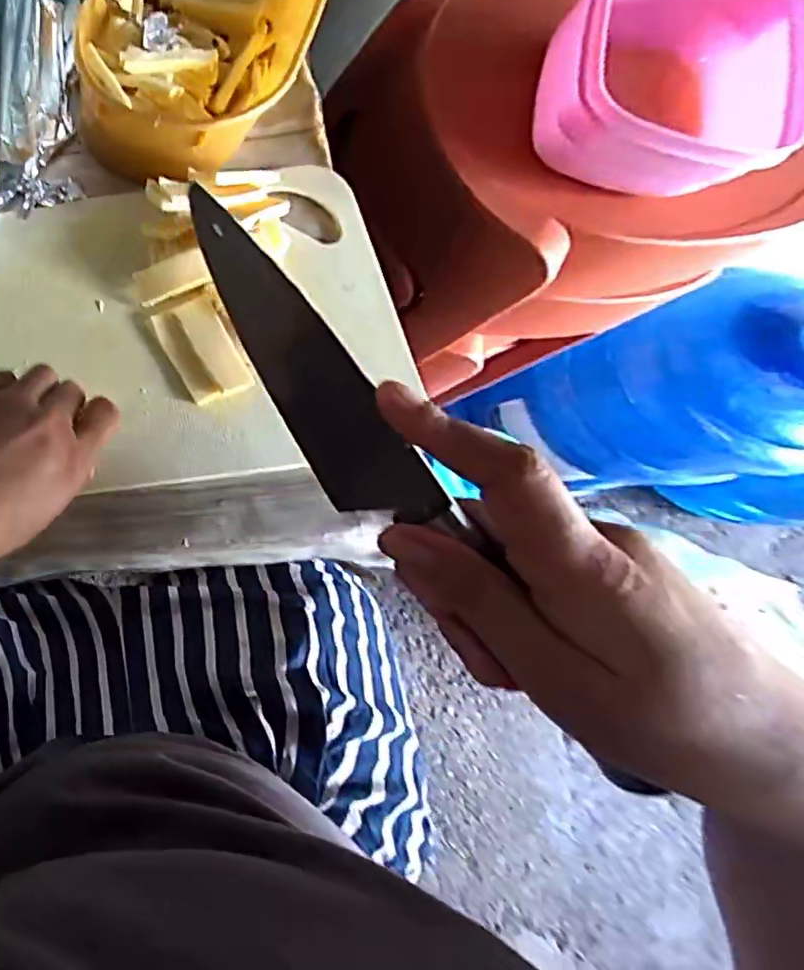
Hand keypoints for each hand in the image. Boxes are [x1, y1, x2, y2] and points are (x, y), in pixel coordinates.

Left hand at [0, 366, 118, 587]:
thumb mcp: (38, 516)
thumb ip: (59, 481)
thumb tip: (68, 462)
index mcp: (72, 461)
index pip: (105, 415)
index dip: (94, 418)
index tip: (80, 428)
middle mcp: (50, 424)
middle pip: (72, 391)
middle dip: (63, 404)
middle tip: (41, 425)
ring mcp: (14, 404)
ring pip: (44, 374)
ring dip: (37, 390)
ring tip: (17, 412)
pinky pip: (6, 377)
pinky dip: (6, 388)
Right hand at [374, 381, 803, 837]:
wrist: (785, 756)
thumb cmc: (670, 725)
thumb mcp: (551, 675)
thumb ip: (473, 598)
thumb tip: (401, 536)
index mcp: (586, 565)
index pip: (508, 476)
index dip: (442, 433)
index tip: (389, 398)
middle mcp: (594, 539)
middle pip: (471, 528)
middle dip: (446, 582)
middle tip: (480, 651)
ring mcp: (602, 550)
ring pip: (485, 555)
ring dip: (475, 607)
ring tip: (514, 666)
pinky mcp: (603, 567)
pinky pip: (517, 571)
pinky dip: (503, 611)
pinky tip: (530, 656)